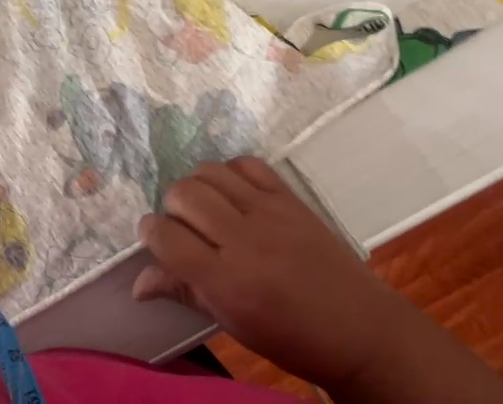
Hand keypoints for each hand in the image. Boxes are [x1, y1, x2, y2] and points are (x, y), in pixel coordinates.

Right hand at [134, 158, 425, 391]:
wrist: (365, 335)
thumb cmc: (293, 339)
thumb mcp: (233, 324)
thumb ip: (183, 292)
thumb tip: (137, 282)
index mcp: (225, 282)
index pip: (163, 235)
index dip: (152, 235)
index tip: (159, 243)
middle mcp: (243, 241)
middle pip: (181, 193)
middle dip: (172, 208)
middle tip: (187, 228)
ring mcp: (269, 214)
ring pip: (208, 172)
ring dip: (198, 186)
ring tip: (208, 208)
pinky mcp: (291, 199)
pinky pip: (247, 164)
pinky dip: (232, 172)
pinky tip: (234, 193)